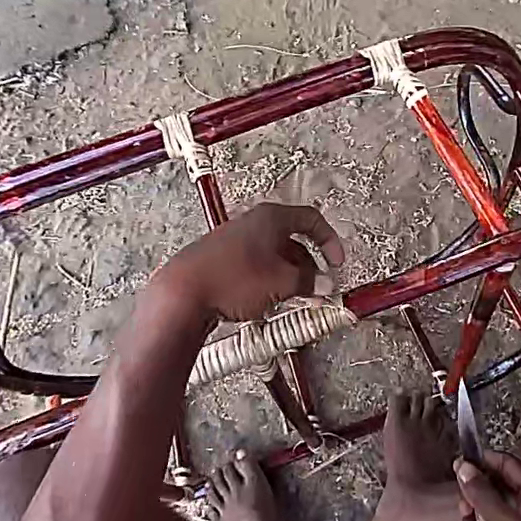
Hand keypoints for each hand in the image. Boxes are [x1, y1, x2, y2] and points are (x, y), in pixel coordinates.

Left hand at [152, 203, 345, 322]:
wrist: (183, 293)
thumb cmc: (232, 279)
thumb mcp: (282, 283)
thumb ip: (310, 283)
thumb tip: (324, 286)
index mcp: (272, 218)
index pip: (312, 220)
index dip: (330, 241)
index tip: (337, 262)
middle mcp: (254, 224)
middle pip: (293, 241)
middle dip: (309, 267)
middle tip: (318, 288)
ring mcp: (236, 241)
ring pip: (274, 257)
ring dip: (290, 277)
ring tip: (294, 299)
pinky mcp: (223, 260)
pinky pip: (256, 267)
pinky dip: (268, 281)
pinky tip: (267, 301)